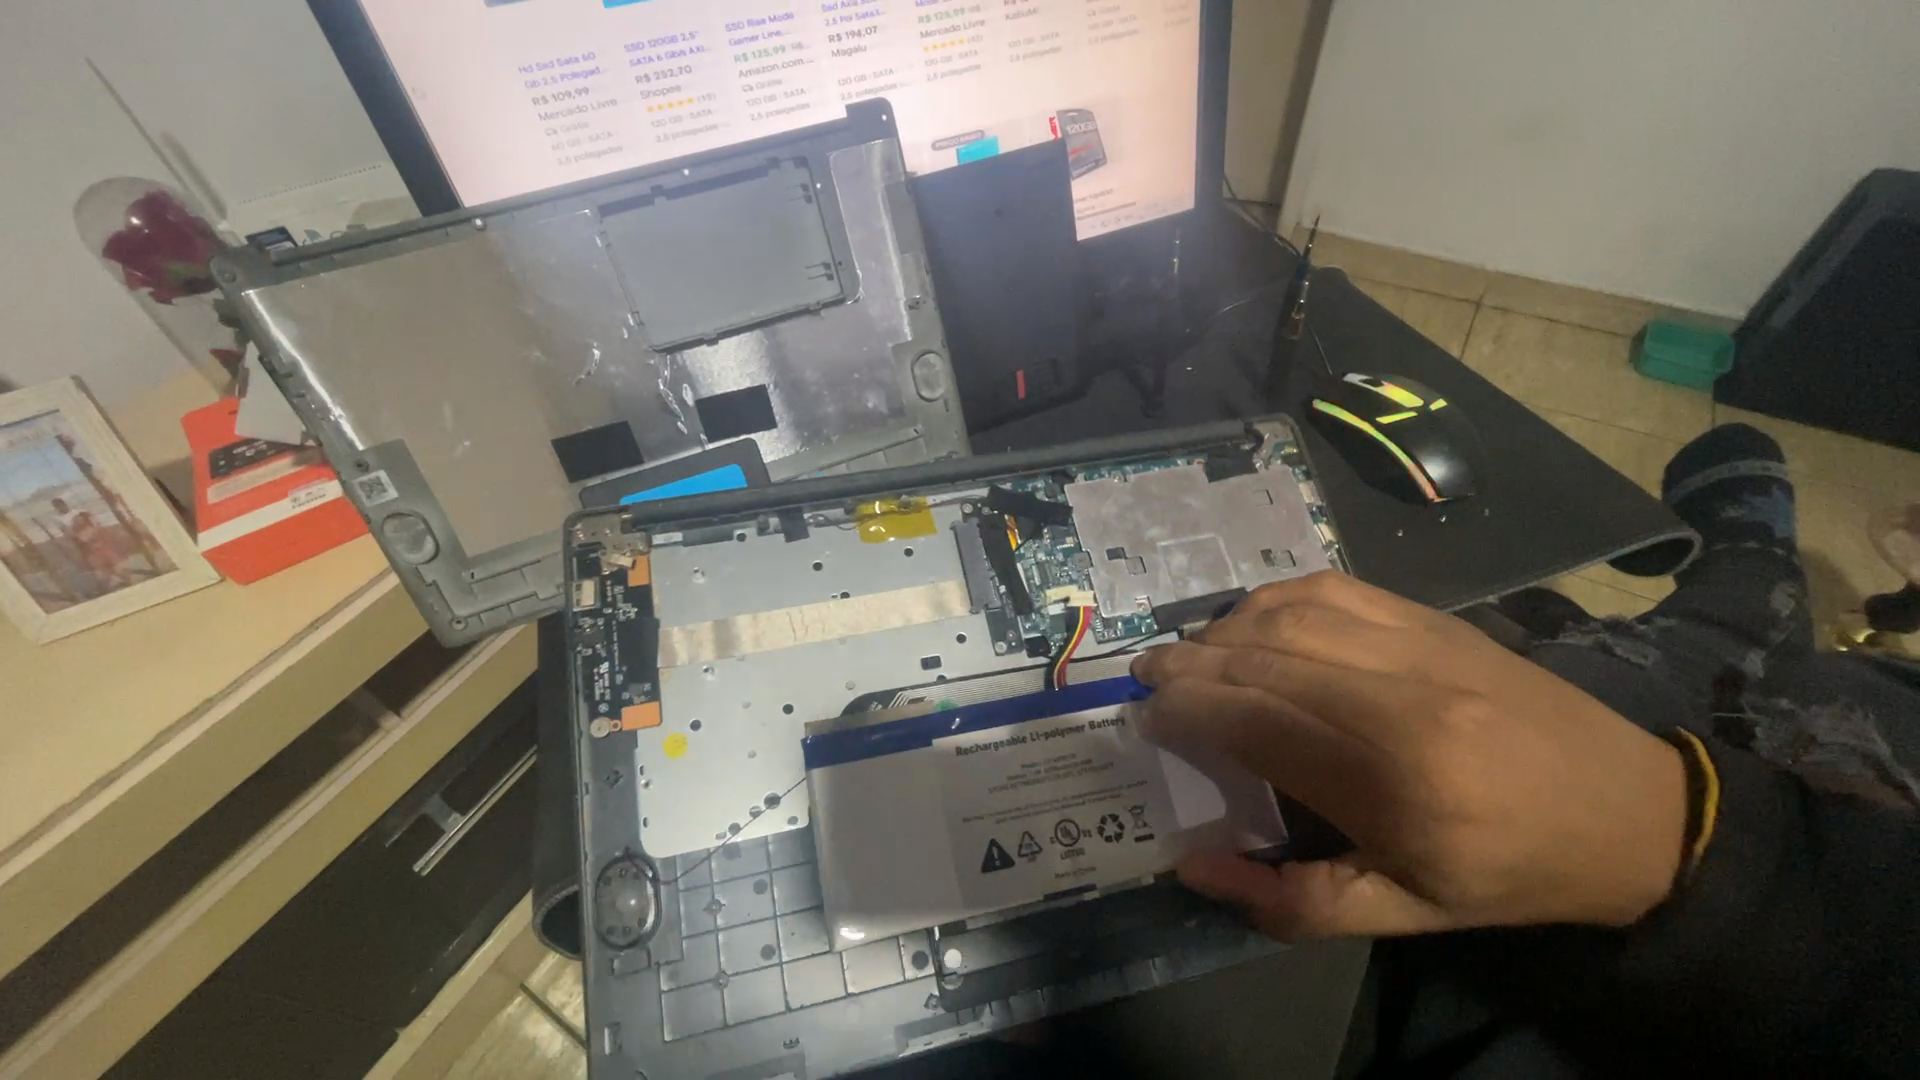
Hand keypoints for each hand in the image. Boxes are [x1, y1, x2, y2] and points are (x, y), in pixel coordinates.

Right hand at [1132, 572, 1686, 939]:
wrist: (1631, 812)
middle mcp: (1397, 697)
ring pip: (1287, 617)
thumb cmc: (1506, 872)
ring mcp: (1418, 643)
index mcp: (1391, 783)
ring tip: (1187, 651)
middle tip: (1145, 675)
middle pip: (1259, 661)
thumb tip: (1190, 866)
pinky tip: (1248, 619)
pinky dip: (1272, 599)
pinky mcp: (1431, 616)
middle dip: (1187, 665)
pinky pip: (1328, 588)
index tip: (1148, 719)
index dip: (1187, 713)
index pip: (1254, 725)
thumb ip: (1288, 900)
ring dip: (1221, 629)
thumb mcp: (1403, 915)